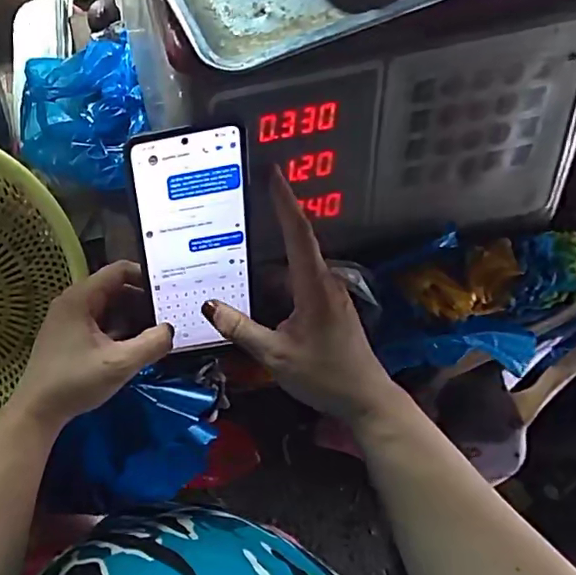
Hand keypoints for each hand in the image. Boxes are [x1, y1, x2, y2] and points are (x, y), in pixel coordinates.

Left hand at [7, 261, 173, 429]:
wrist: (37, 410)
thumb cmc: (75, 382)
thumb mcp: (119, 363)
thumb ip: (151, 344)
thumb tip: (170, 330)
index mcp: (80, 298)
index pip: (119, 271)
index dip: (146, 277)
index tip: (169, 291)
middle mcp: (72, 302)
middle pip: (114, 289)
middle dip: (142, 302)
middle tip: (169, 316)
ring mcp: (68, 320)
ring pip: (108, 309)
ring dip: (132, 319)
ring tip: (157, 333)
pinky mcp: (67, 338)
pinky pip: (99, 324)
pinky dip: (118, 331)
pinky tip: (135, 348)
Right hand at [204, 176, 397, 420]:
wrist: (366, 400)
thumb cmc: (324, 376)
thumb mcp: (274, 354)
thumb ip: (240, 328)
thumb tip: (210, 305)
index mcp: (314, 287)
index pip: (298, 234)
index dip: (284, 202)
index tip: (274, 174)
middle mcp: (324, 284)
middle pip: (289, 253)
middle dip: (263, 242)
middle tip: (233, 228)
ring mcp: (328, 297)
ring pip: (289, 276)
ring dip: (263, 277)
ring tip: (234, 275)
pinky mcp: (326, 311)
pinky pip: (294, 290)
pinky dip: (272, 293)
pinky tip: (254, 305)